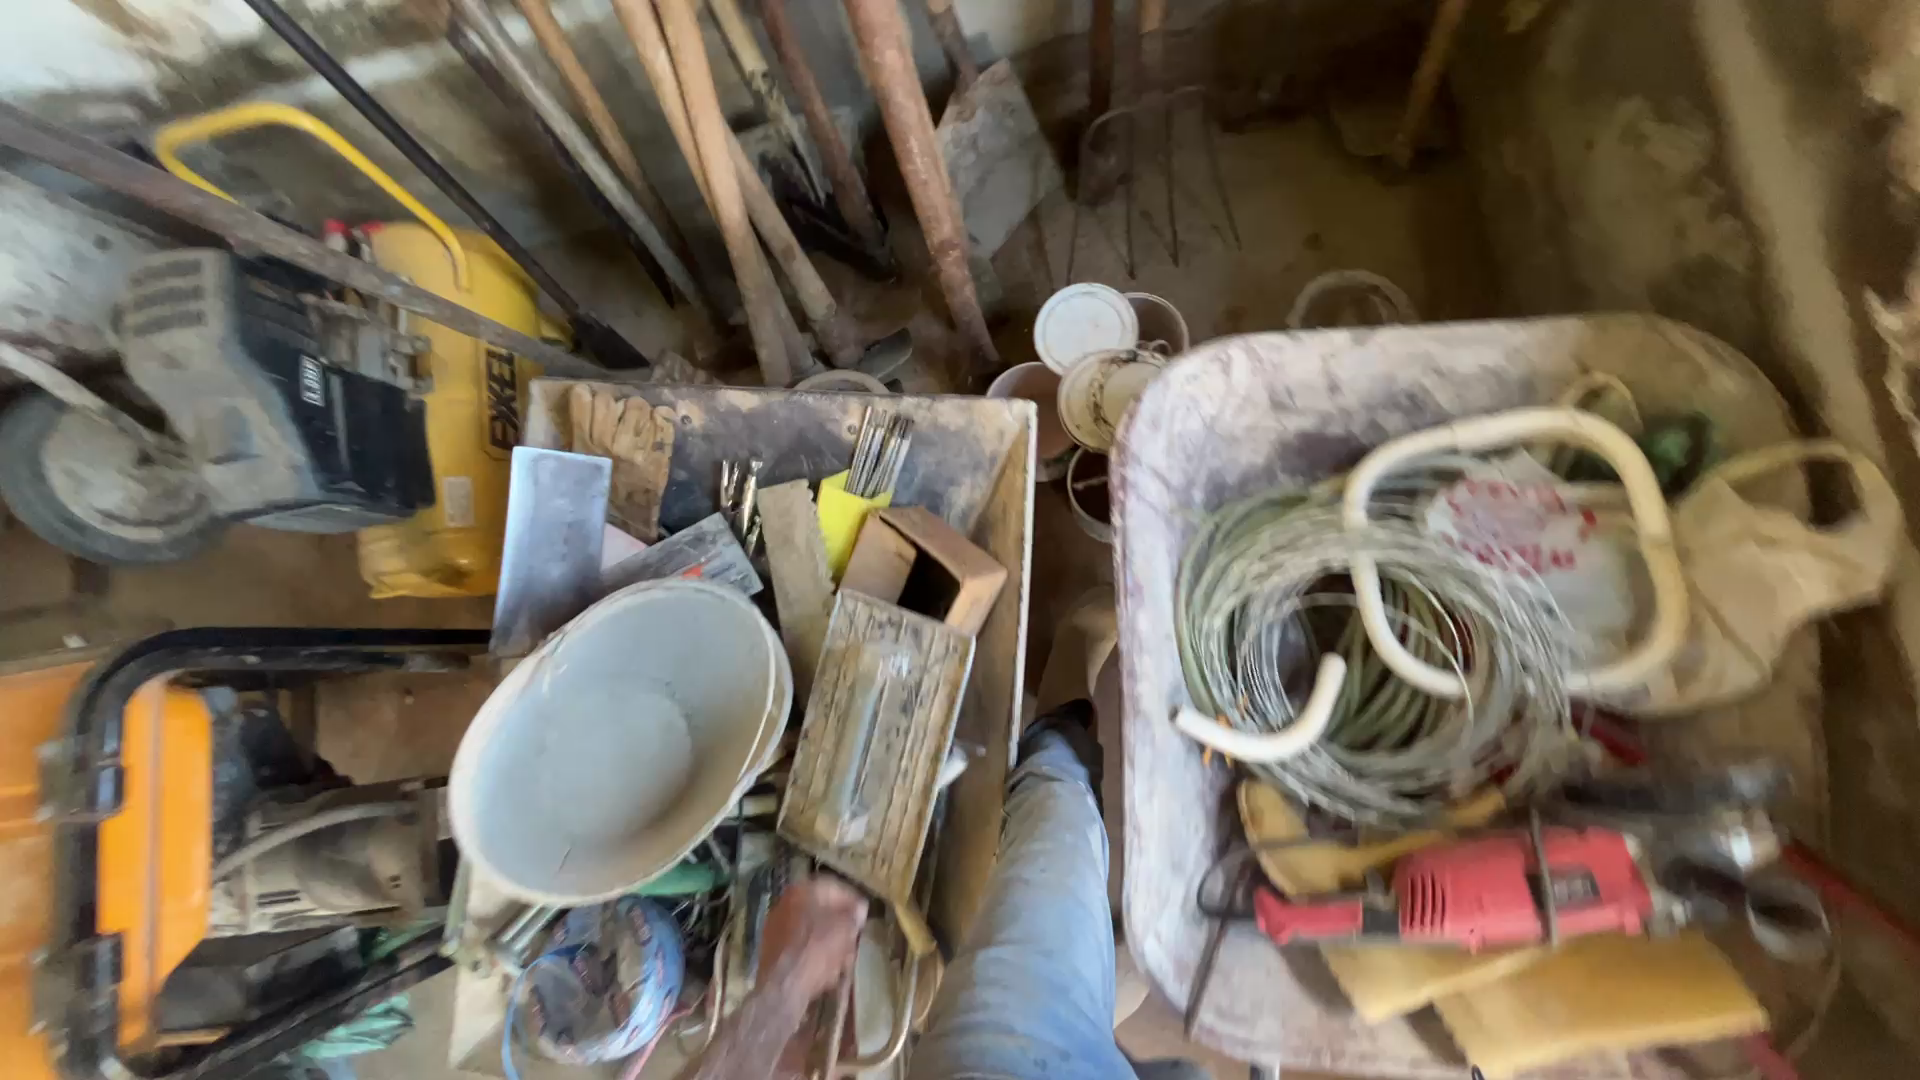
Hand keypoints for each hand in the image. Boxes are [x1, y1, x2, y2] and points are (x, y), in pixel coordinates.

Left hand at [758, 876, 869, 1000]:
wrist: (782, 989)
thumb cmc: (817, 950)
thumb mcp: (846, 928)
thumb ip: (854, 914)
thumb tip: (858, 909)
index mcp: (802, 889)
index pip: (834, 887)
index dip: (853, 901)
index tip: (863, 915)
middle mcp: (785, 903)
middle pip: (821, 909)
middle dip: (839, 924)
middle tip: (854, 937)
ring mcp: (775, 927)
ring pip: (810, 930)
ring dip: (828, 941)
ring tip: (843, 958)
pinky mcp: (772, 952)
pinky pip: (800, 947)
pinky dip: (813, 954)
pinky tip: (826, 970)